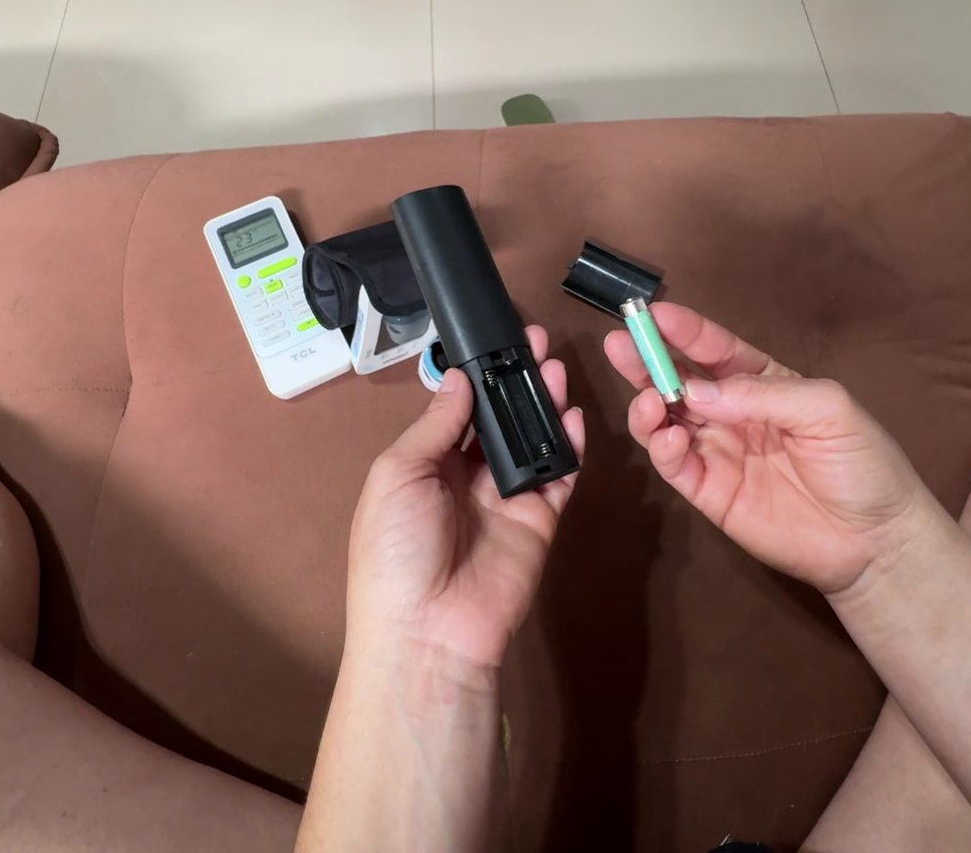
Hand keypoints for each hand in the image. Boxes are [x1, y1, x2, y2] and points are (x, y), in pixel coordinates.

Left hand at [347, 325, 585, 671]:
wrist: (429, 629)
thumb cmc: (397, 546)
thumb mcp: (398, 474)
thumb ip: (435, 424)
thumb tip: (458, 377)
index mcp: (427, 464)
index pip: (460, 410)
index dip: (480, 377)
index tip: (499, 341)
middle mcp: (468, 476)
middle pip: (502, 420)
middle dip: (519, 382)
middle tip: (539, 342)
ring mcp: (508, 498)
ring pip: (534, 440)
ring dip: (546, 403)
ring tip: (557, 367)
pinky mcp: (540, 520)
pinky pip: (560, 477)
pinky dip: (571, 447)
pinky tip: (574, 415)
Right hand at [604, 303, 926, 597]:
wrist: (876, 540)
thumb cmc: (862, 463)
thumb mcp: (826, 409)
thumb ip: (761, 394)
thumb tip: (696, 389)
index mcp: (763, 382)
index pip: (716, 350)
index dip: (685, 331)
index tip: (653, 314)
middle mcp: (732, 412)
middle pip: (680, 379)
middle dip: (648, 360)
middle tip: (619, 343)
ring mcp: (718, 452)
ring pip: (667, 420)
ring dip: (648, 405)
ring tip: (647, 399)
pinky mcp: (709, 492)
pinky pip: (674, 464)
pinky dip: (660, 448)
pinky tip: (664, 436)